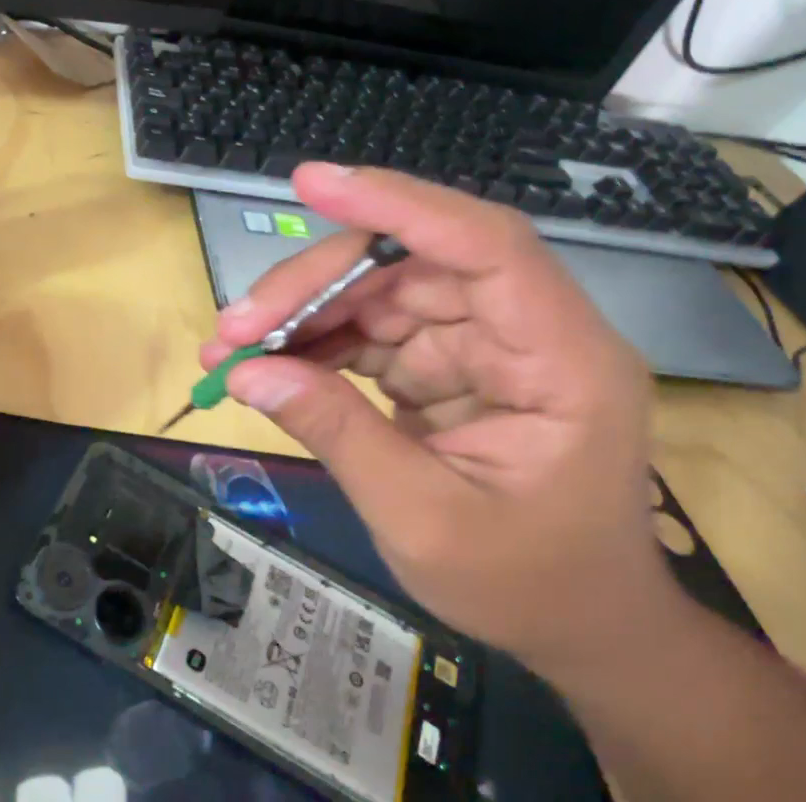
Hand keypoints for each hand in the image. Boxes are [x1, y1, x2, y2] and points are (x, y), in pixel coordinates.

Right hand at [205, 163, 673, 670]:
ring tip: (229, 349)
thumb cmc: (526, 583)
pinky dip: (314, 345)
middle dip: (314, 285)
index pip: (484, 246)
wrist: (576, 623)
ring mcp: (484, 345)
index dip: (398, 206)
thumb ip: (339, 434)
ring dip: (301, 314)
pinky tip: (265, 366)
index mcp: (560, 361)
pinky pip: (371, 332)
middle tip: (233, 327)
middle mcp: (525, 332)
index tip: (311, 183)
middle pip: (411, 265)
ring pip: (379, 292)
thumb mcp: (423, 520)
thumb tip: (249, 373)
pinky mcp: (448, 364)